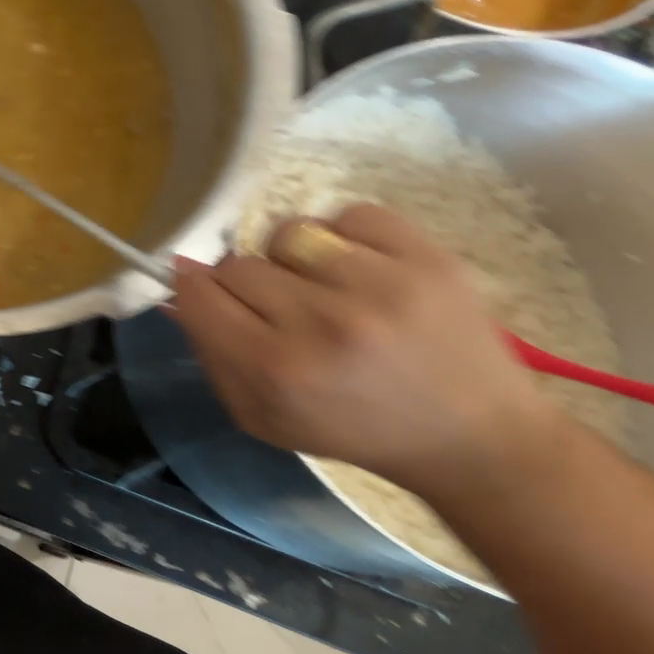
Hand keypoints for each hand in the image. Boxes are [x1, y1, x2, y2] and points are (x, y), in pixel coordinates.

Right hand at [169, 205, 561, 490]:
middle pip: (237, 265)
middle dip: (244, 285)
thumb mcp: (258, 414)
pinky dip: (346, 236)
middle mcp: (323, 323)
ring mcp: (382, 287)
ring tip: (321, 287)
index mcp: (275, 368)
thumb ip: (209, 351)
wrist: (473, 439)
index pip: (197, 293)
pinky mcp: (431, 261)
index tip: (208, 297)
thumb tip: (180, 285)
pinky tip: (361, 270)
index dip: (194, 290)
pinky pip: (353, 215)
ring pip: (288, 233)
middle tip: (276, 309)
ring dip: (292, 258)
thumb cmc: (350, 430)